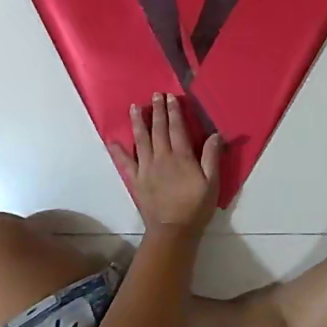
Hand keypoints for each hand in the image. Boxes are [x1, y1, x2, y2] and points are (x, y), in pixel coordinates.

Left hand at [109, 93, 221, 232]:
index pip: (177, 128)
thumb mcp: (212, 182)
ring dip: (137, 122)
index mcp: (181, 157)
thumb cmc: (196, 207)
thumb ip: (212, 157)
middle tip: (155, 95)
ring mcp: (146, 168)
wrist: (173, 230)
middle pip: (158, 129)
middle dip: (157, 111)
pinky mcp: (136, 180)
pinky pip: (125, 162)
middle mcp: (161, 157)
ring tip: (134, 107)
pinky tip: (111, 141)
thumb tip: (215, 134)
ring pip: (141, 140)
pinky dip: (117, 151)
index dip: (174, 111)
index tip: (171, 97)